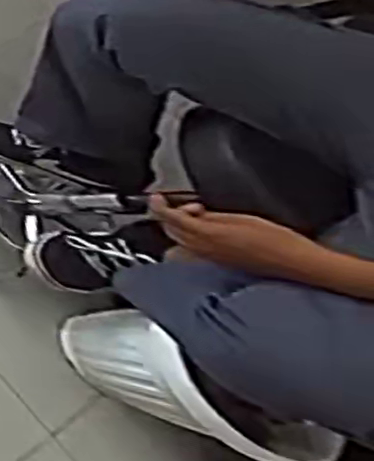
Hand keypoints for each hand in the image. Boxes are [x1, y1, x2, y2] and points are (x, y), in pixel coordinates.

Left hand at [149, 194, 326, 278]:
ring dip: (180, 225)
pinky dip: (190, 235)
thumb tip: (193, 213)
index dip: (157, 205)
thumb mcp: (240, 219)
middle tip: (193, 207)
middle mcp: (201, 247)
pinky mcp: (218, 262)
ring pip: (177, 237)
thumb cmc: (279, 240)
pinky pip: (191, 247)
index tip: (156, 197)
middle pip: (168, 227)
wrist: (303, 264)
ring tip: (203, 218)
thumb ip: (210, 216)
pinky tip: (207, 231)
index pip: (168, 217)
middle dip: (172, 214)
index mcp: (206, 234)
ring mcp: (208, 256)